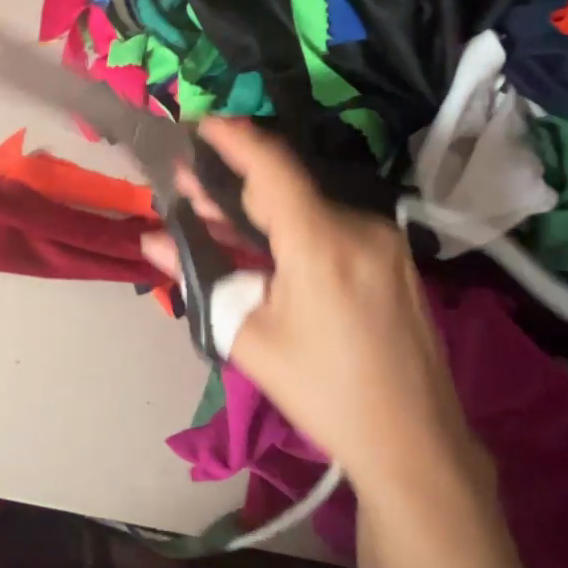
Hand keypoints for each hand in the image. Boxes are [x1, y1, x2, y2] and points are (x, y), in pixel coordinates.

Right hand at [142, 118, 476, 488]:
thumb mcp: (248, 337)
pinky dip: (290, 225)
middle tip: (185, 182)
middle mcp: (360, 230)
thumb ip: (199, 277)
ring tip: (212, 211)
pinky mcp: (393, 261)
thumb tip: (151, 241)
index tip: (198, 123)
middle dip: (232, 182)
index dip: (233, 138)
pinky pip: (330, 226)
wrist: (416, 445)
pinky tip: (260, 240)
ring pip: (307, 207)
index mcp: (322, 245)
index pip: (272, 168)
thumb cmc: (323, 392)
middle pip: (286, 187)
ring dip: (259, 207)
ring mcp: (383, 244)